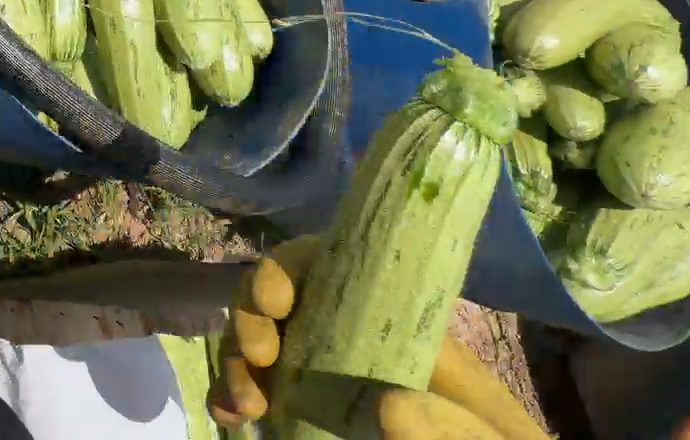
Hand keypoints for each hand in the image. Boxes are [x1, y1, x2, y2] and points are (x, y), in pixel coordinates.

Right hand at [212, 236, 548, 439]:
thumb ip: (461, 430)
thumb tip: (386, 408)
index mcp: (394, 323)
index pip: (327, 265)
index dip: (287, 269)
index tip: (273, 302)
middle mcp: (347, 336)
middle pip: (277, 297)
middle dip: (251, 316)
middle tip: (256, 356)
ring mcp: (320, 373)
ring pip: (257, 340)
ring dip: (236, 361)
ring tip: (244, 406)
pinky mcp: (302, 409)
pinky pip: (254, 386)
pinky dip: (229, 393)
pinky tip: (228, 414)